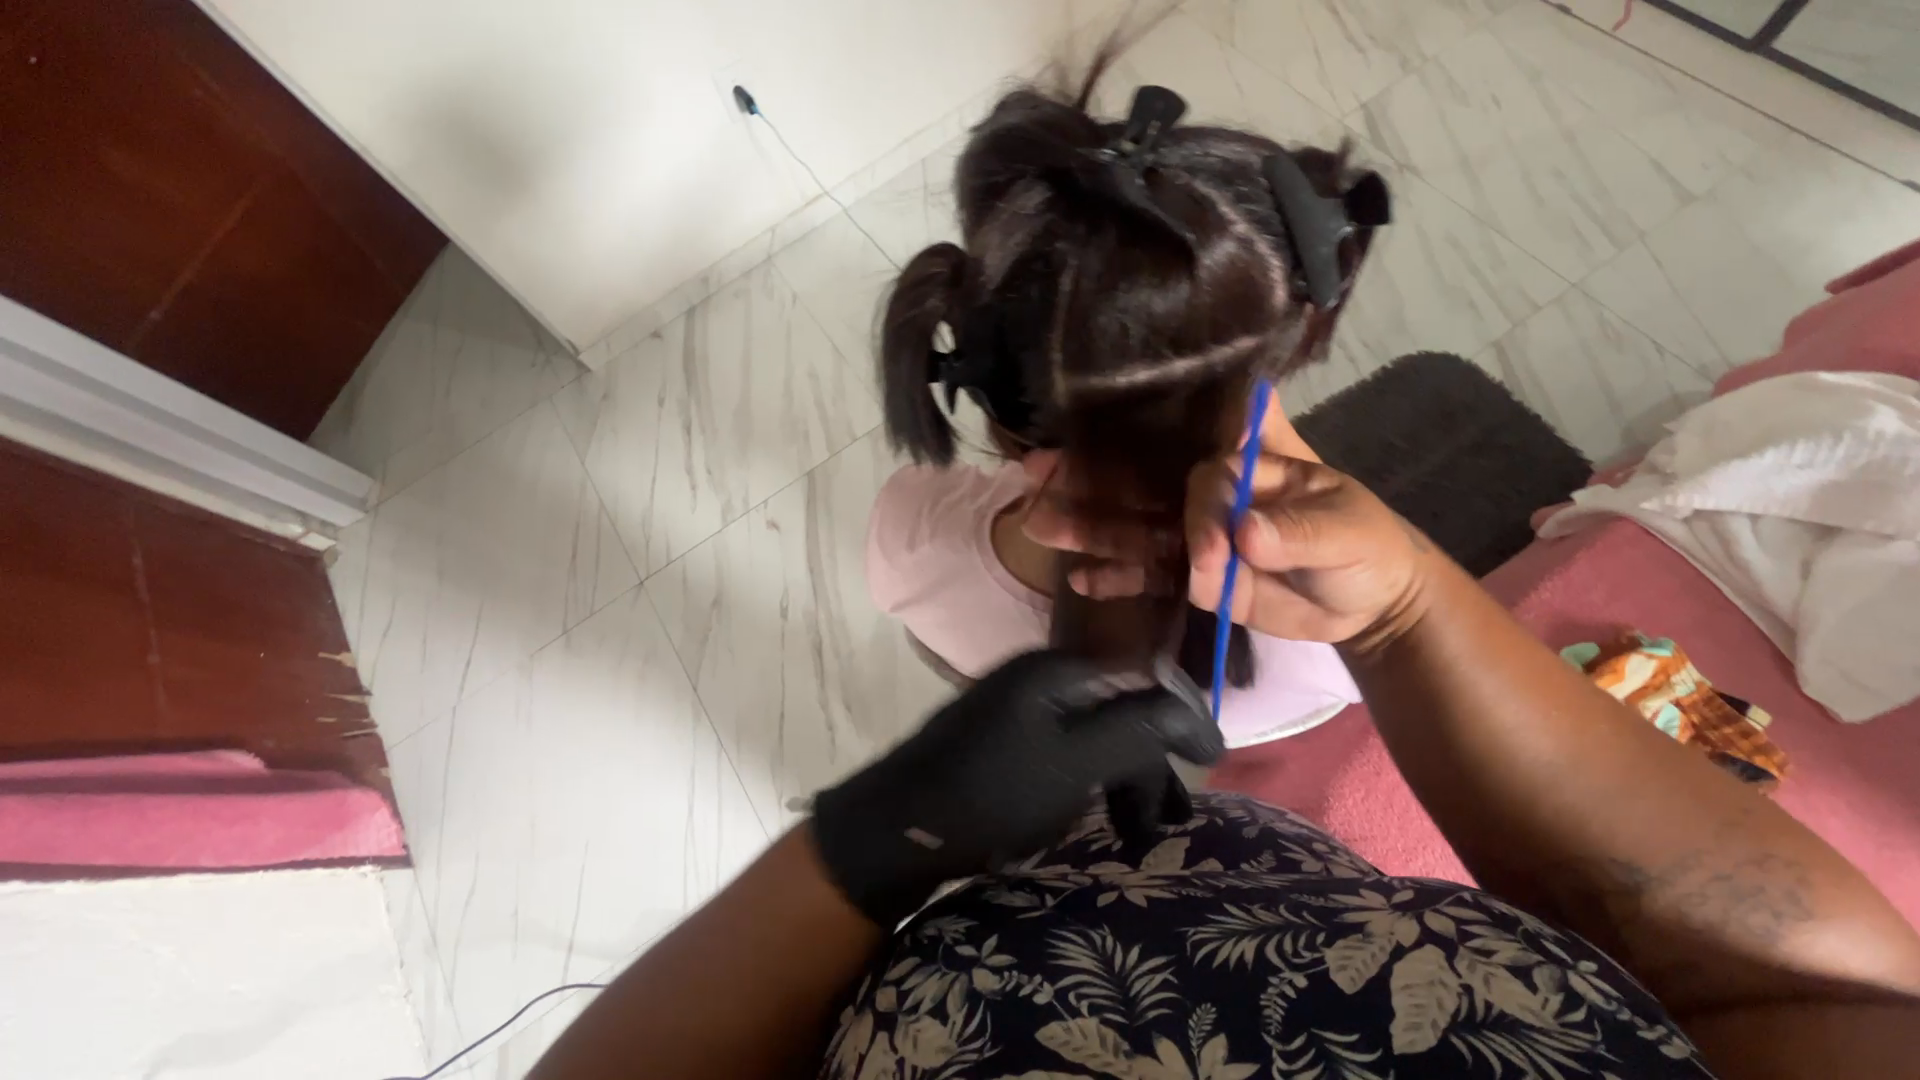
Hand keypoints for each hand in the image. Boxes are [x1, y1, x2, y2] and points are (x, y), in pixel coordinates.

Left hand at [809, 650, 1223, 925]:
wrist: (897, 829)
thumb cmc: (993, 792)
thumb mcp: (1076, 762)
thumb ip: (1138, 731)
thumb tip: (1197, 717)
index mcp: (1057, 670)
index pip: (1141, 681)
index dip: (1180, 719)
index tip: (1209, 764)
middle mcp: (1038, 679)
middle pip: (1117, 713)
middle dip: (1148, 768)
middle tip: (1169, 824)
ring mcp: (1017, 711)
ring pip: (1091, 739)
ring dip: (1121, 784)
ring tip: (1137, 836)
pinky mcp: (1002, 744)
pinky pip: (1063, 756)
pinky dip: (1088, 787)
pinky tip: (1096, 821)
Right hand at [1185, 410, 1434, 652]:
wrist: (1375, 609)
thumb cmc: (1369, 550)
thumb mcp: (1349, 533)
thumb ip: (1300, 531)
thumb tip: (1245, 532)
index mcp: (1267, 473)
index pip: (1226, 467)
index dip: (1216, 491)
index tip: (1228, 527)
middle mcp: (1236, 502)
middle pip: (1197, 500)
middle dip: (1200, 527)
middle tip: (1210, 560)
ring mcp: (1223, 541)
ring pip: (1186, 538)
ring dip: (1192, 558)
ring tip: (1211, 581)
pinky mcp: (1217, 581)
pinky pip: (1193, 579)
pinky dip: (1194, 583)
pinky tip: (1210, 591)